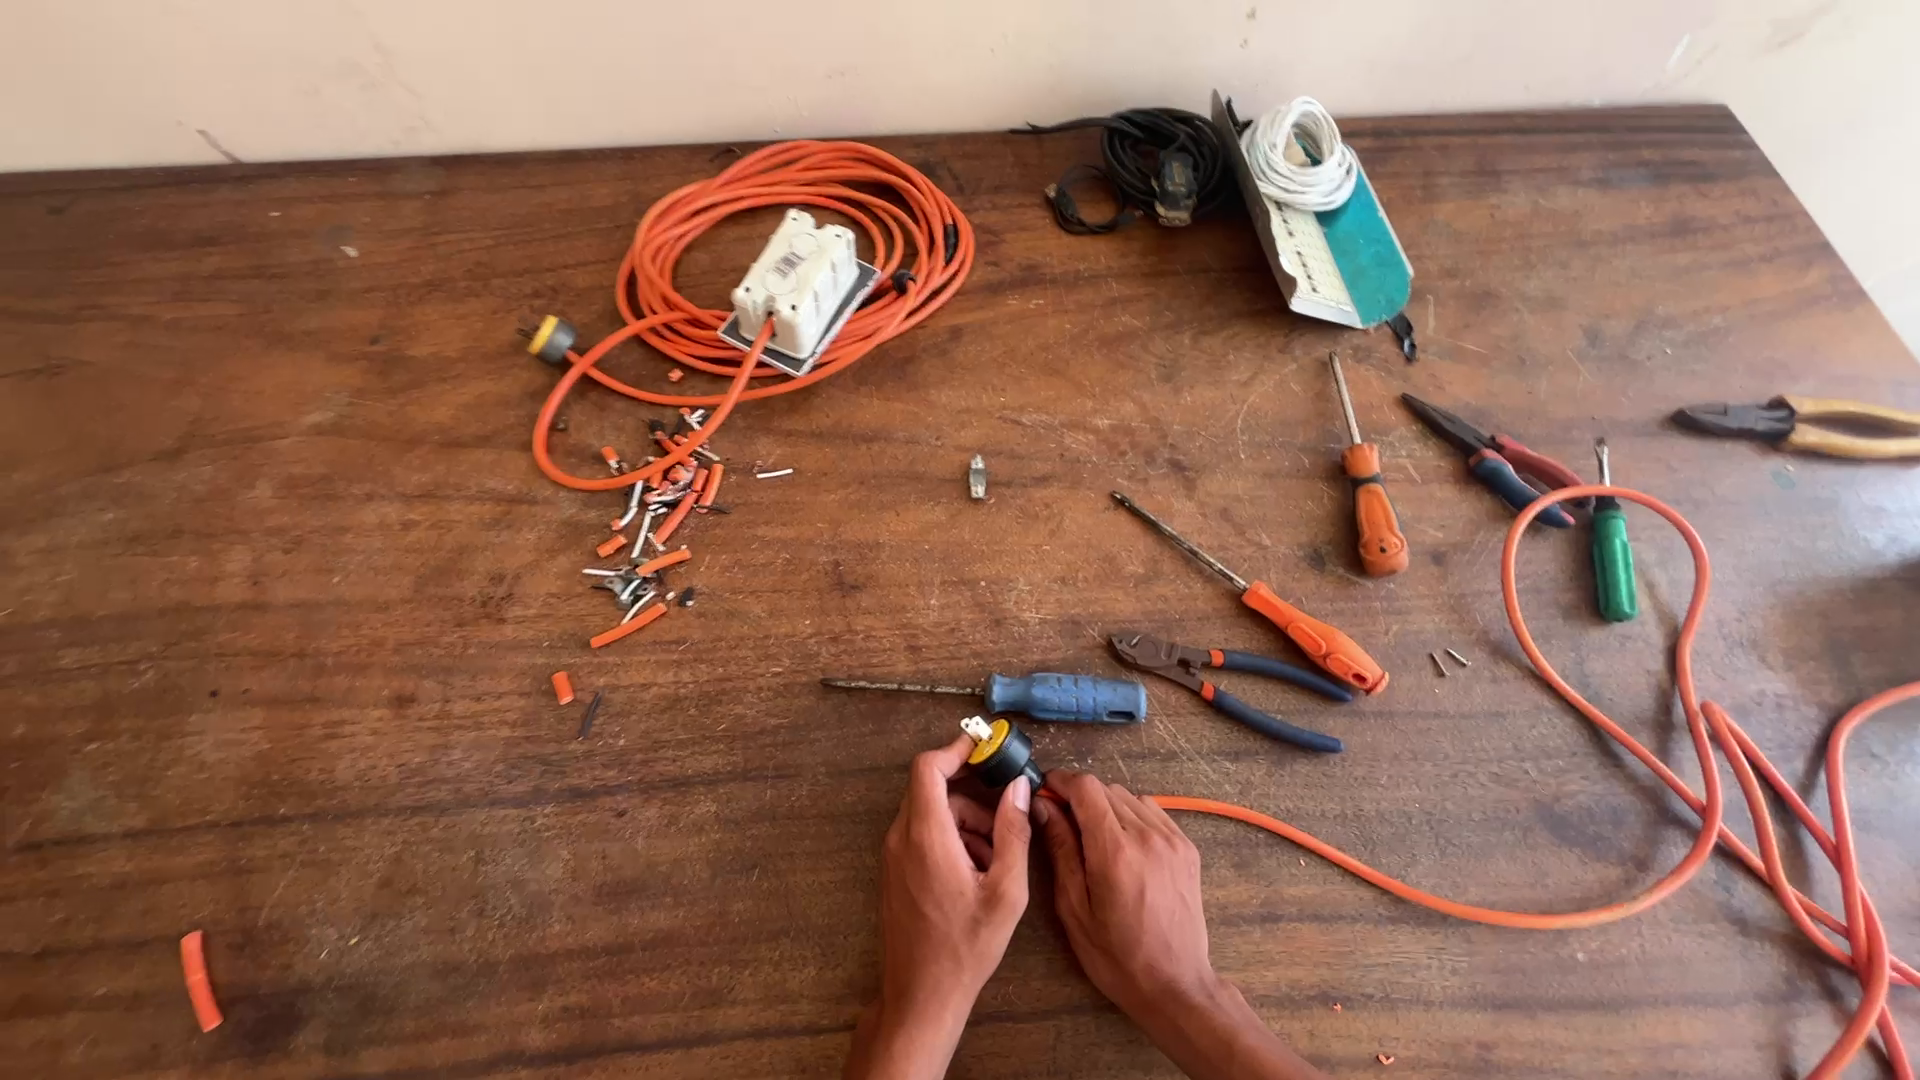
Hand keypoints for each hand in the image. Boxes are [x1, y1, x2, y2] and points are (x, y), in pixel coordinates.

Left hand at [845, 735, 1032, 1079]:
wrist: (920, 997)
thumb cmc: (964, 948)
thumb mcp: (1005, 891)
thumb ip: (1013, 833)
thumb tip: (1019, 788)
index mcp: (925, 835)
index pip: (928, 767)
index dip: (955, 748)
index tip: (983, 745)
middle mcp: (901, 837)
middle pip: (933, 788)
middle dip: (972, 794)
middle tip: (1005, 811)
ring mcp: (893, 854)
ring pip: (931, 812)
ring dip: (965, 820)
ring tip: (997, 855)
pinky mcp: (896, 870)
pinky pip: (923, 833)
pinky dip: (951, 837)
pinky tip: (977, 869)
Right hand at [1034, 769, 1213, 1014]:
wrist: (1175, 985)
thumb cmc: (1116, 955)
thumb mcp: (1073, 907)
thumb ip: (1060, 849)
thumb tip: (1043, 806)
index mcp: (1115, 851)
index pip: (1086, 787)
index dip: (1061, 781)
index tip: (1045, 790)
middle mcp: (1147, 836)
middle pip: (1105, 788)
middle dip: (1080, 797)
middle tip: (1063, 821)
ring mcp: (1172, 840)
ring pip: (1128, 796)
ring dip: (1106, 806)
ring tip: (1095, 837)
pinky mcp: (1186, 847)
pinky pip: (1152, 812)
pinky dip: (1131, 816)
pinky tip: (1123, 844)